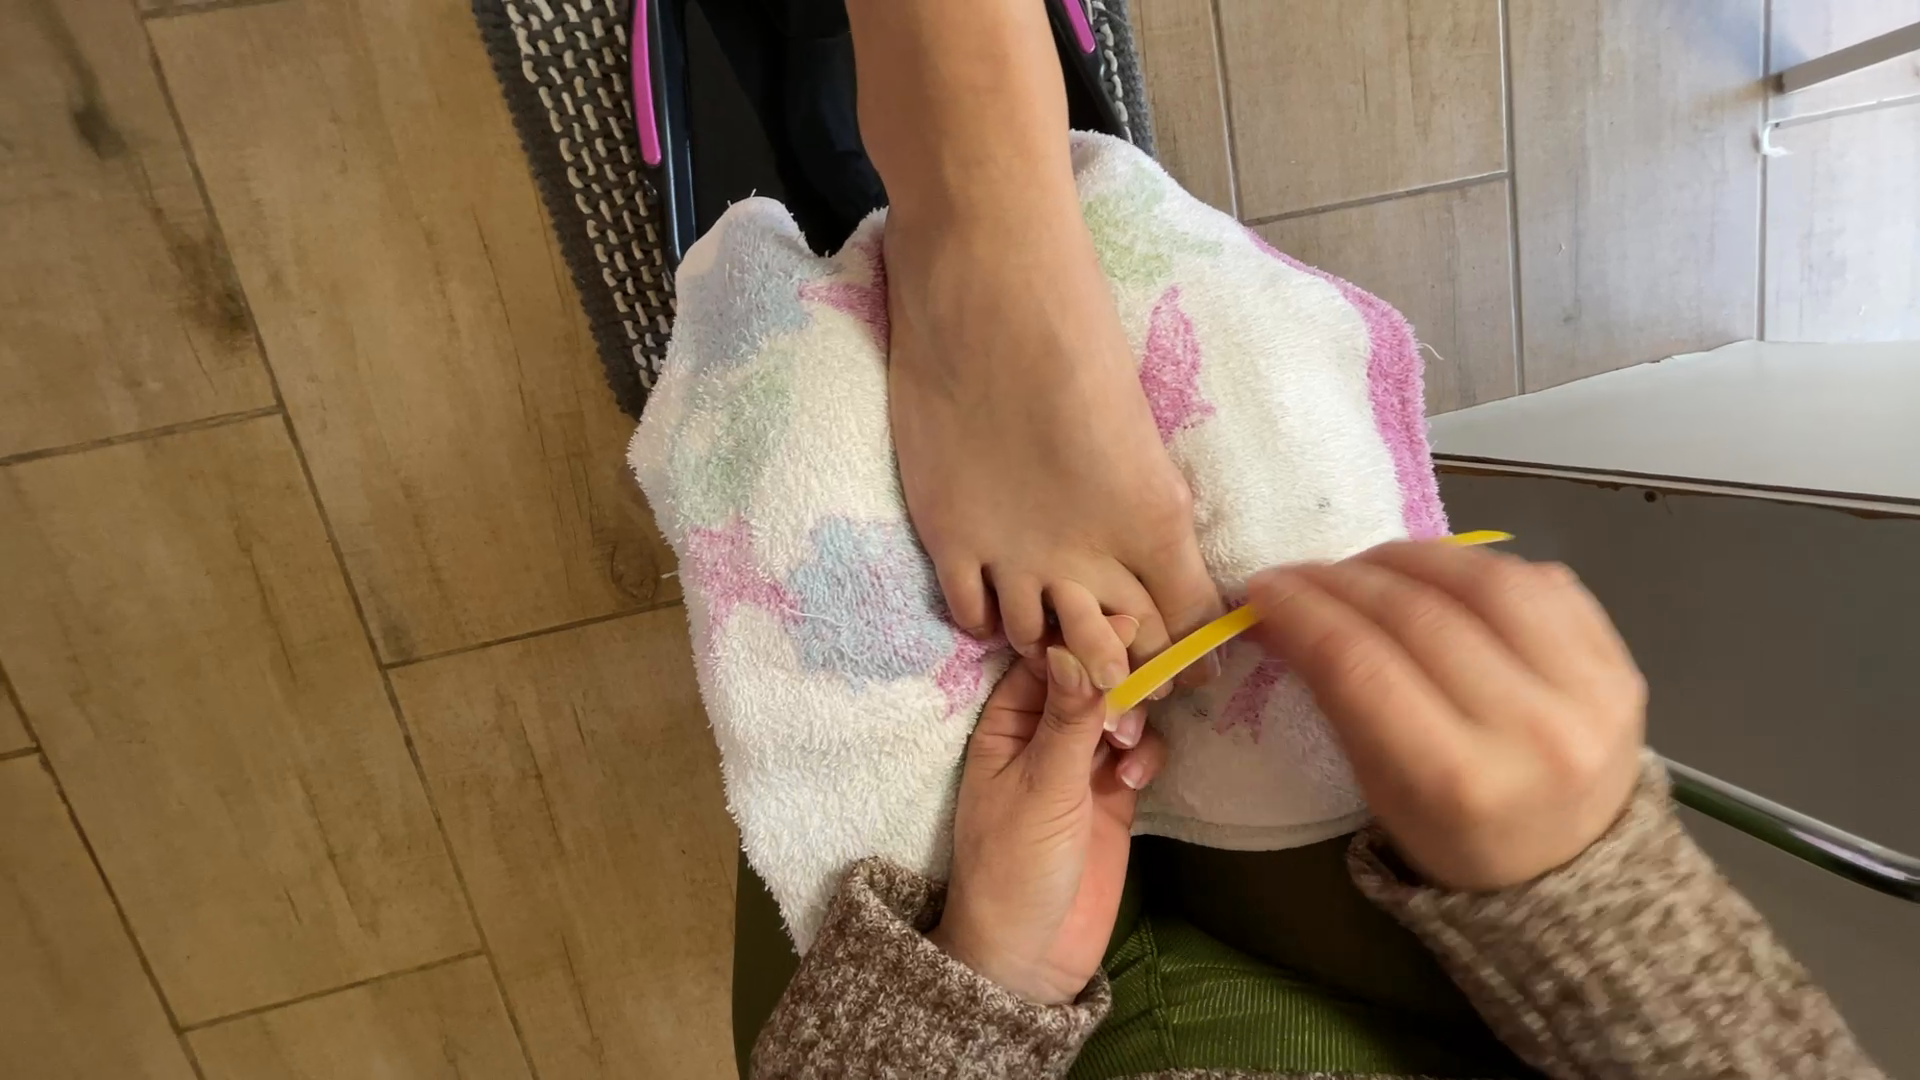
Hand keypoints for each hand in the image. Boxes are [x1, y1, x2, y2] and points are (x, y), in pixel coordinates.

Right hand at [886, 203, 1223, 689]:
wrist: (987, 288)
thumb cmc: (1077, 331)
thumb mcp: (1135, 425)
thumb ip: (1143, 504)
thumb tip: (1140, 547)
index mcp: (1152, 520)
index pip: (1189, 625)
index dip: (1192, 658)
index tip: (1188, 669)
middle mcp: (1087, 555)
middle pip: (1117, 655)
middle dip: (1124, 669)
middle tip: (1112, 654)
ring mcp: (1012, 554)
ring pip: (1040, 647)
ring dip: (1051, 646)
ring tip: (1049, 621)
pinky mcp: (950, 540)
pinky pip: (974, 619)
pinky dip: (988, 620)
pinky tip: (993, 594)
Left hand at [932, 633, 1168, 1003]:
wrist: (1031, 956)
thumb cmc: (1016, 864)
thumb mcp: (1042, 787)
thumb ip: (1068, 719)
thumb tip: (1077, 647)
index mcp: (1007, 721)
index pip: (1046, 660)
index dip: (1082, 639)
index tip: (1123, 625)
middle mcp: (1044, 732)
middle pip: (1090, 679)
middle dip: (1117, 679)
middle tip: (1138, 690)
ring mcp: (1081, 762)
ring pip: (1119, 711)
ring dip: (1132, 717)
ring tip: (1124, 746)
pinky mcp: (1112, 793)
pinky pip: (1137, 751)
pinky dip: (1143, 754)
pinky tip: (1135, 778)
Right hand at [1248, 542, 1645, 890]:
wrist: (1568, 868)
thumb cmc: (1446, 830)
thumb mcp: (1370, 776)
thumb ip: (1328, 687)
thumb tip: (1274, 611)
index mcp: (1455, 778)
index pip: (1359, 664)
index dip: (1301, 611)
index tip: (1263, 589)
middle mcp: (1532, 731)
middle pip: (1415, 615)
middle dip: (1339, 579)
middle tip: (1298, 572)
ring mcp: (1591, 693)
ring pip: (1484, 580)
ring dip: (1407, 556)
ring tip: (1366, 563)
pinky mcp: (1623, 665)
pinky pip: (1542, 581)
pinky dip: (1475, 564)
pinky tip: (1437, 574)